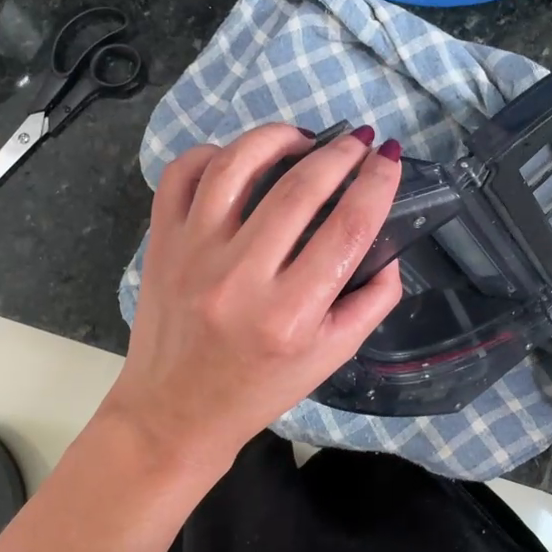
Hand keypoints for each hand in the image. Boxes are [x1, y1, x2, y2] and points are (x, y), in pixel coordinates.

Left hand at [102, 122, 403, 474]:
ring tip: (301, 139)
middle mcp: (240, 278)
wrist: (174, 413)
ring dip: (277, 138)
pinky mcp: (161, 243)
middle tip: (359, 141)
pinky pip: (180, 176)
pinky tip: (239, 158)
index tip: (390, 159)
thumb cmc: (259, 390)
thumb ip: (371, 303)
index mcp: (290, 314)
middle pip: (300, 189)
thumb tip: (390, 248)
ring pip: (235, 167)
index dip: (377, 184)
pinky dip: (211, 153)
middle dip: (340, 153)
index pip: (347, 228)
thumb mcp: (330, 358)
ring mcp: (193, 255)